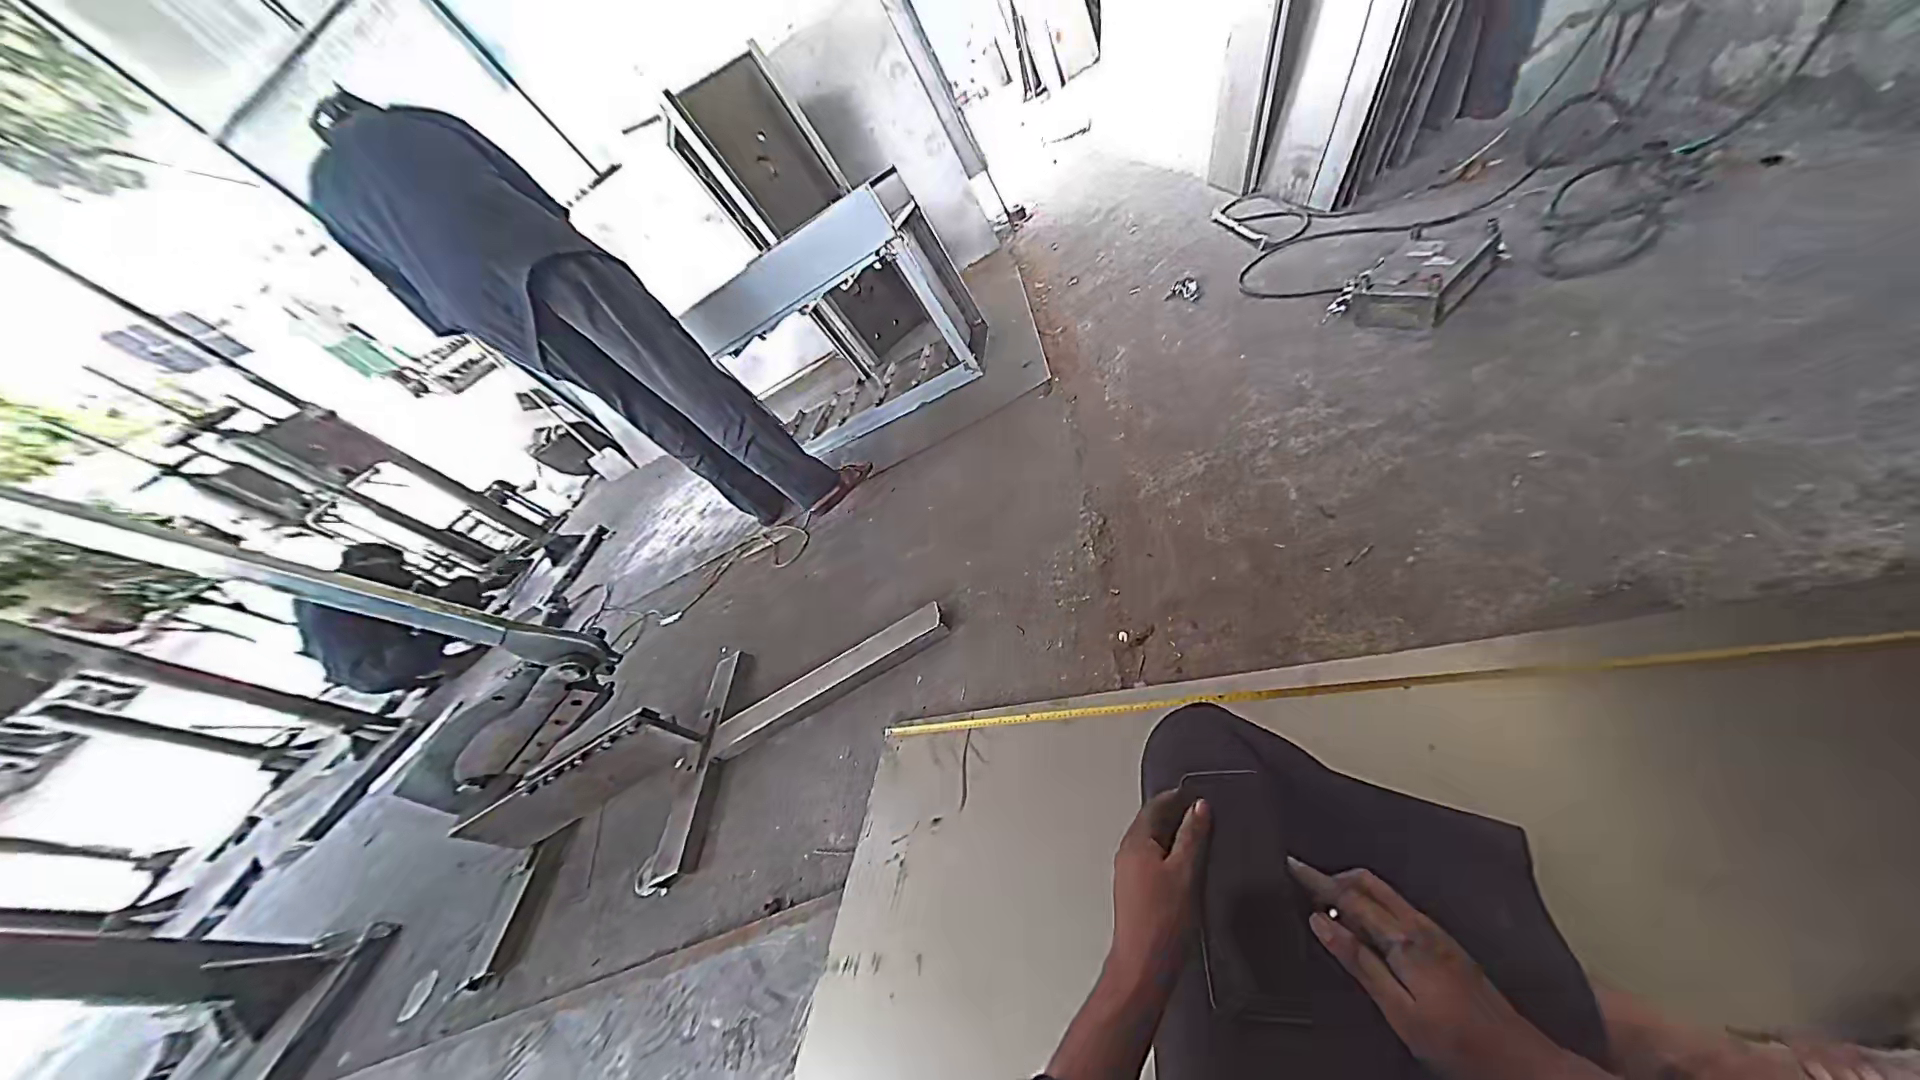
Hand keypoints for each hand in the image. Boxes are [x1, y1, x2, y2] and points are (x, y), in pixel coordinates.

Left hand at [1108, 790, 1209, 981]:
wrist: (1144, 964)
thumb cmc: (1162, 923)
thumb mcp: (1186, 873)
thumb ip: (1193, 837)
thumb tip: (1199, 808)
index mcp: (1136, 843)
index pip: (1154, 806)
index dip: (1175, 796)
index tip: (1192, 792)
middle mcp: (1127, 853)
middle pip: (1151, 822)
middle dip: (1173, 813)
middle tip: (1196, 807)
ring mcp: (1128, 872)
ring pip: (1151, 840)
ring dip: (1171, 833)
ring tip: (1195, 831)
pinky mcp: (1134, 889)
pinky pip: (1151, 858)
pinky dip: (1168, 852)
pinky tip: (1184, 863)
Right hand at [1288, 858, 1608, 1079]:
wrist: (1524, 1062)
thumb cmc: (1460, 1044)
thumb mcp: (1399, 1010)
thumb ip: (1358, 961)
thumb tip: (1321, 922)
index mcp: (1404, 939)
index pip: (1349, 897)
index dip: (1316, 880)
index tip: (1291, 865)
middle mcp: (1421, 927)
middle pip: (1368, 883)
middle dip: (1334, 877)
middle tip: (1306, 884)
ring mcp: (1436, 933)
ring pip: (1384, 893)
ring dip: (1353, 890)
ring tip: (1330, 905)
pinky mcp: (1446, 944)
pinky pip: (1398, 908)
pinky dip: (1372, 904)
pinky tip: (1367, 926)